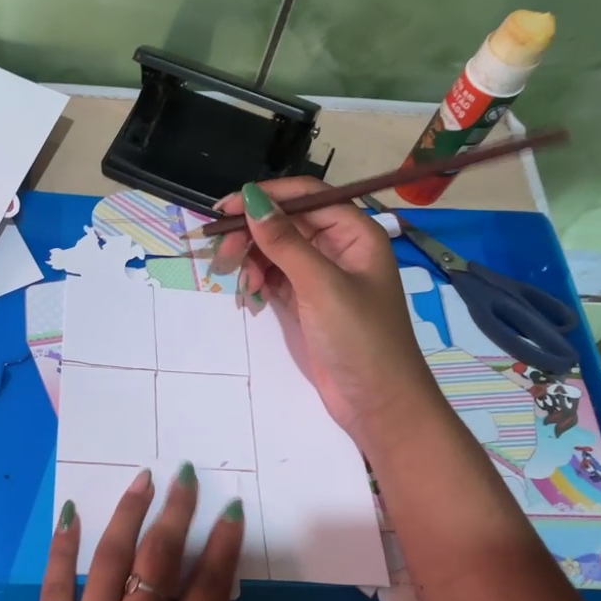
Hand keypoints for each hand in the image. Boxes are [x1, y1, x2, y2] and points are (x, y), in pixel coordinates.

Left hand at [0, 465, 313, 600]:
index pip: (207, 593)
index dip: (222, 548)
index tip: (231, 511)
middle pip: (158, 563)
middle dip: (175, 515)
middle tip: (185, 476)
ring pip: (109, 562)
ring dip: (126, 516)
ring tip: (140, 479)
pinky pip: (53, 587)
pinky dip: (62, 549)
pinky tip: (70, 516)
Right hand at [209, 179, 434, 445]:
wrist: (378, 404)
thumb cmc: (361, 340)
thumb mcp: (321, 286)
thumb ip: (284, 242)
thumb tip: (252, 199)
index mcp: (355, 234)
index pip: (306, 197)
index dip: (266, 197)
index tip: (226, 209)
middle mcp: (338, 248)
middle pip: (285, 222)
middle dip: (253, 233)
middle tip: (222, 254)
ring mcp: (320, 277)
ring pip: (275, 250)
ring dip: (252, 259)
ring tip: (241, 283)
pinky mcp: (305, 303)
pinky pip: (273, 277)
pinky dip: (257, 281)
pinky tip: (250, 296)